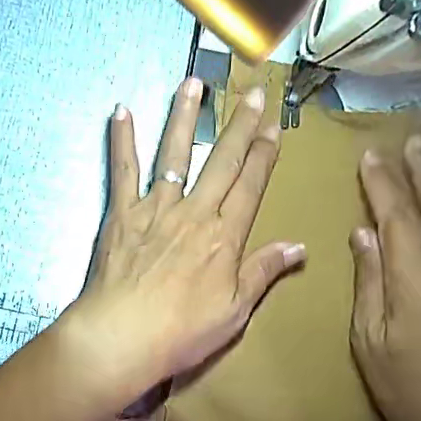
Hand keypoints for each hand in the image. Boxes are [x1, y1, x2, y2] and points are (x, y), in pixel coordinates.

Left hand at [57, 77, 304, 404]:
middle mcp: (193, 212)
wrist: (122, 336)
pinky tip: (121, 112)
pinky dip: (122, 141)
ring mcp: (155, 209)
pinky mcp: (121, 214)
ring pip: (174, 154)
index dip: (265, 154)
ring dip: (184, 117)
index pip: (251, 185)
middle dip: (240, 126)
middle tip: (252, 93)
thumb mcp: (235, 311)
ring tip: (192, 84)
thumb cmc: (181, 331)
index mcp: (225, 236)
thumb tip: (298, 246)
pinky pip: (122, 171)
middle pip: (221, 161)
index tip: (274, 126)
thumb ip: (263, 272)